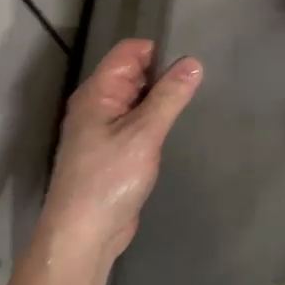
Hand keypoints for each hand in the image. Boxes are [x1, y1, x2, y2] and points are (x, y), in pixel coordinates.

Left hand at [37, 39, 201, 271]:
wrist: (84, 233)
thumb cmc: (109, 178)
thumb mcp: (144, 133)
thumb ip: (169, 96)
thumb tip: (193, 63)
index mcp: (97, 93)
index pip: (128, 52)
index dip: (158, 51)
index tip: (191, 62)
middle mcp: (96, 105)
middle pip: (133, 74)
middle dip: (163, 74)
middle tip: (200, 82)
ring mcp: (103, 130)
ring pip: (137, 100)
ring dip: (161, 100)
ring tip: (194, 102)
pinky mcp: (113, 153)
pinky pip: (136, 124)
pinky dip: (155, 122)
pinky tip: (175, 130)